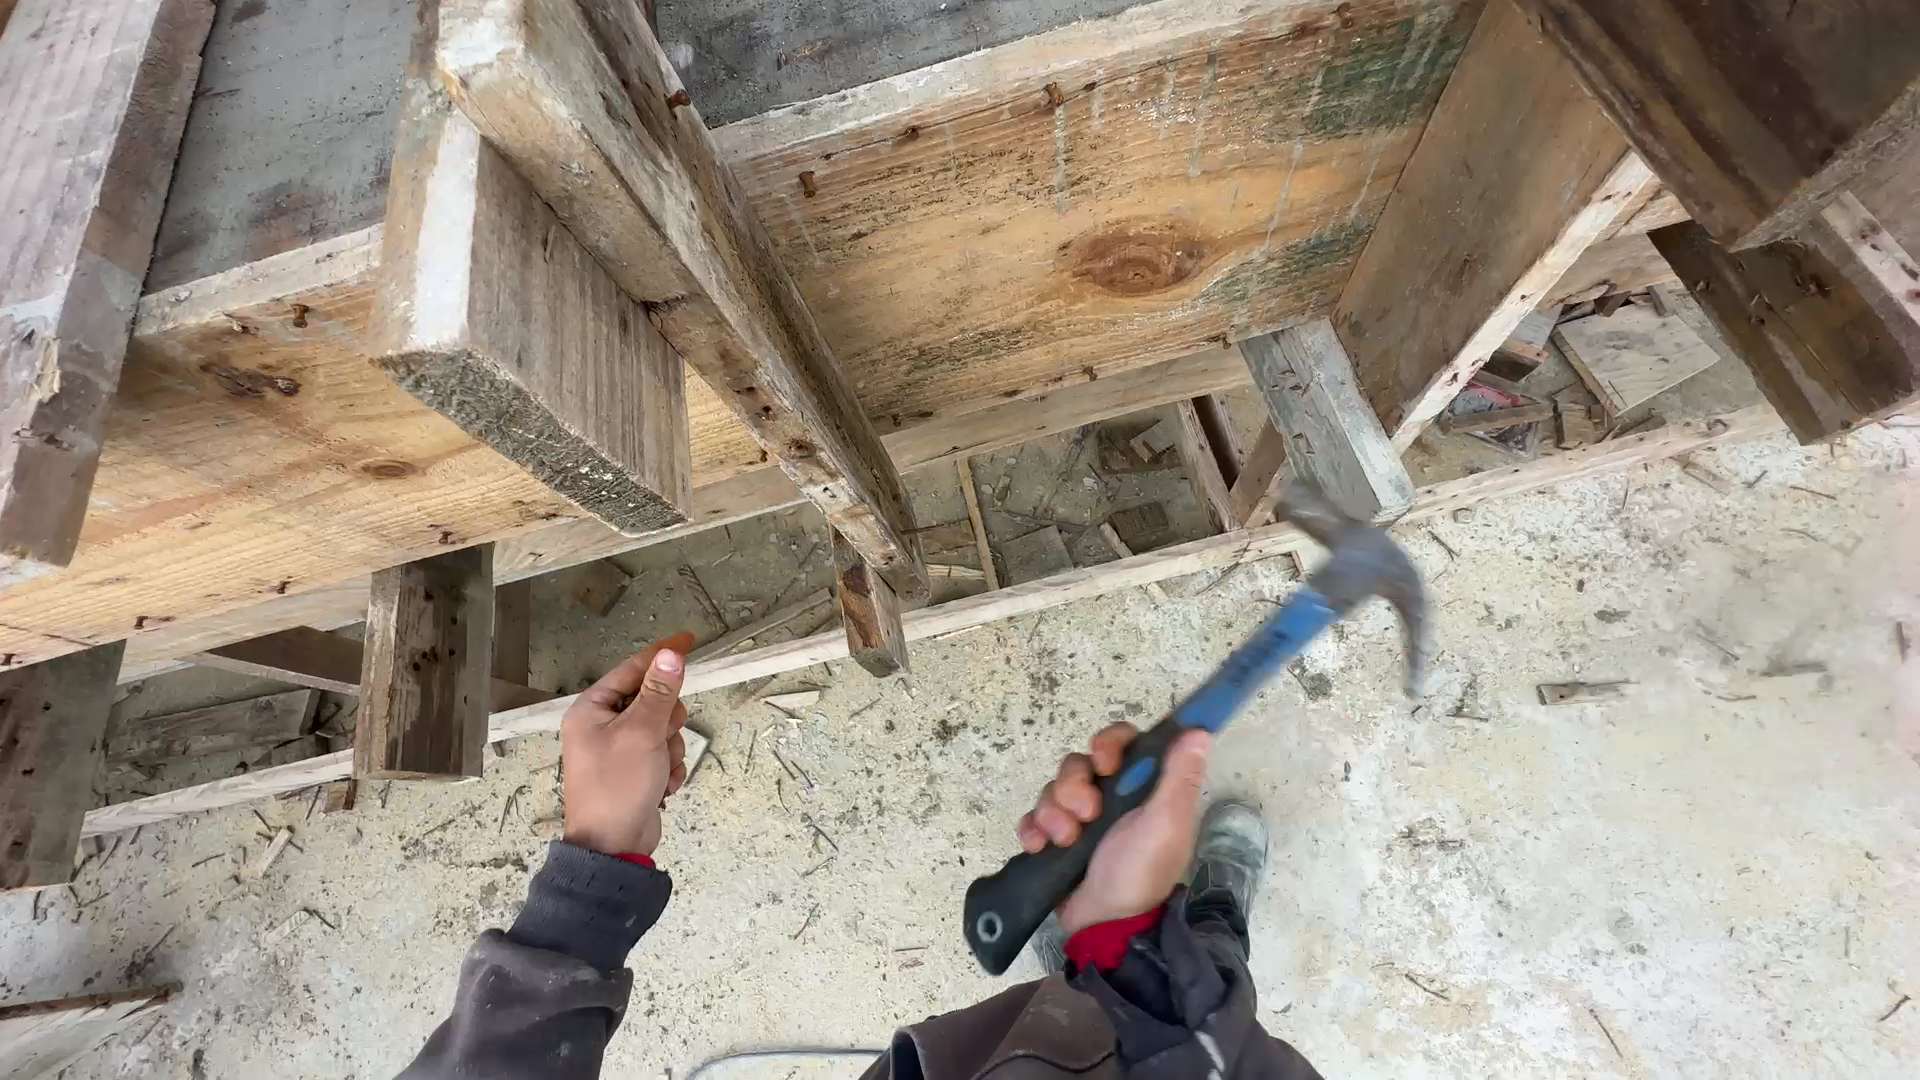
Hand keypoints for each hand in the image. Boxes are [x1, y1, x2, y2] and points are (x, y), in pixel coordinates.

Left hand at [561, 632, 694, 856]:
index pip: (634, 669)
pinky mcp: (636, 768)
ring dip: (671, 747)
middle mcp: (603, 724)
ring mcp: (620, 747)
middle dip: (667, 720)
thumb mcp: (642, 732)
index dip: (663, 655)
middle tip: (661, 738)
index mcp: (593, 709)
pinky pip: (666, 750)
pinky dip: (670, 766)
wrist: (614, 846)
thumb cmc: (619, 783)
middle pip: (655, 699)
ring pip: (665, 726)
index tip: (690, 640)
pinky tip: (661, 785)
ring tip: (658, 769)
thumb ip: (659, 691)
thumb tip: (671, 653)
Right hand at [1017, 722, 1211, 934]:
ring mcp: (1078, 819)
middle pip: (1078, 764)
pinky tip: (1041, 847)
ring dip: (1054, 813)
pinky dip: (1033, 830)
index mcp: (1140, 789)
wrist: (1107, 927)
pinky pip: (1033, 818)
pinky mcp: (1053, 840)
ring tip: (1065, 841)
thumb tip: (1200, 731)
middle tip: (1086, 815)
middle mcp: (1109, 797)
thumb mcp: (1166, 824)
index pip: (1121, 741)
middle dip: (1073, 787)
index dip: (1107, 743)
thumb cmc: (1142, 872)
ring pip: (1052, 790)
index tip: (1105, 764)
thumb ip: (1179, 777)